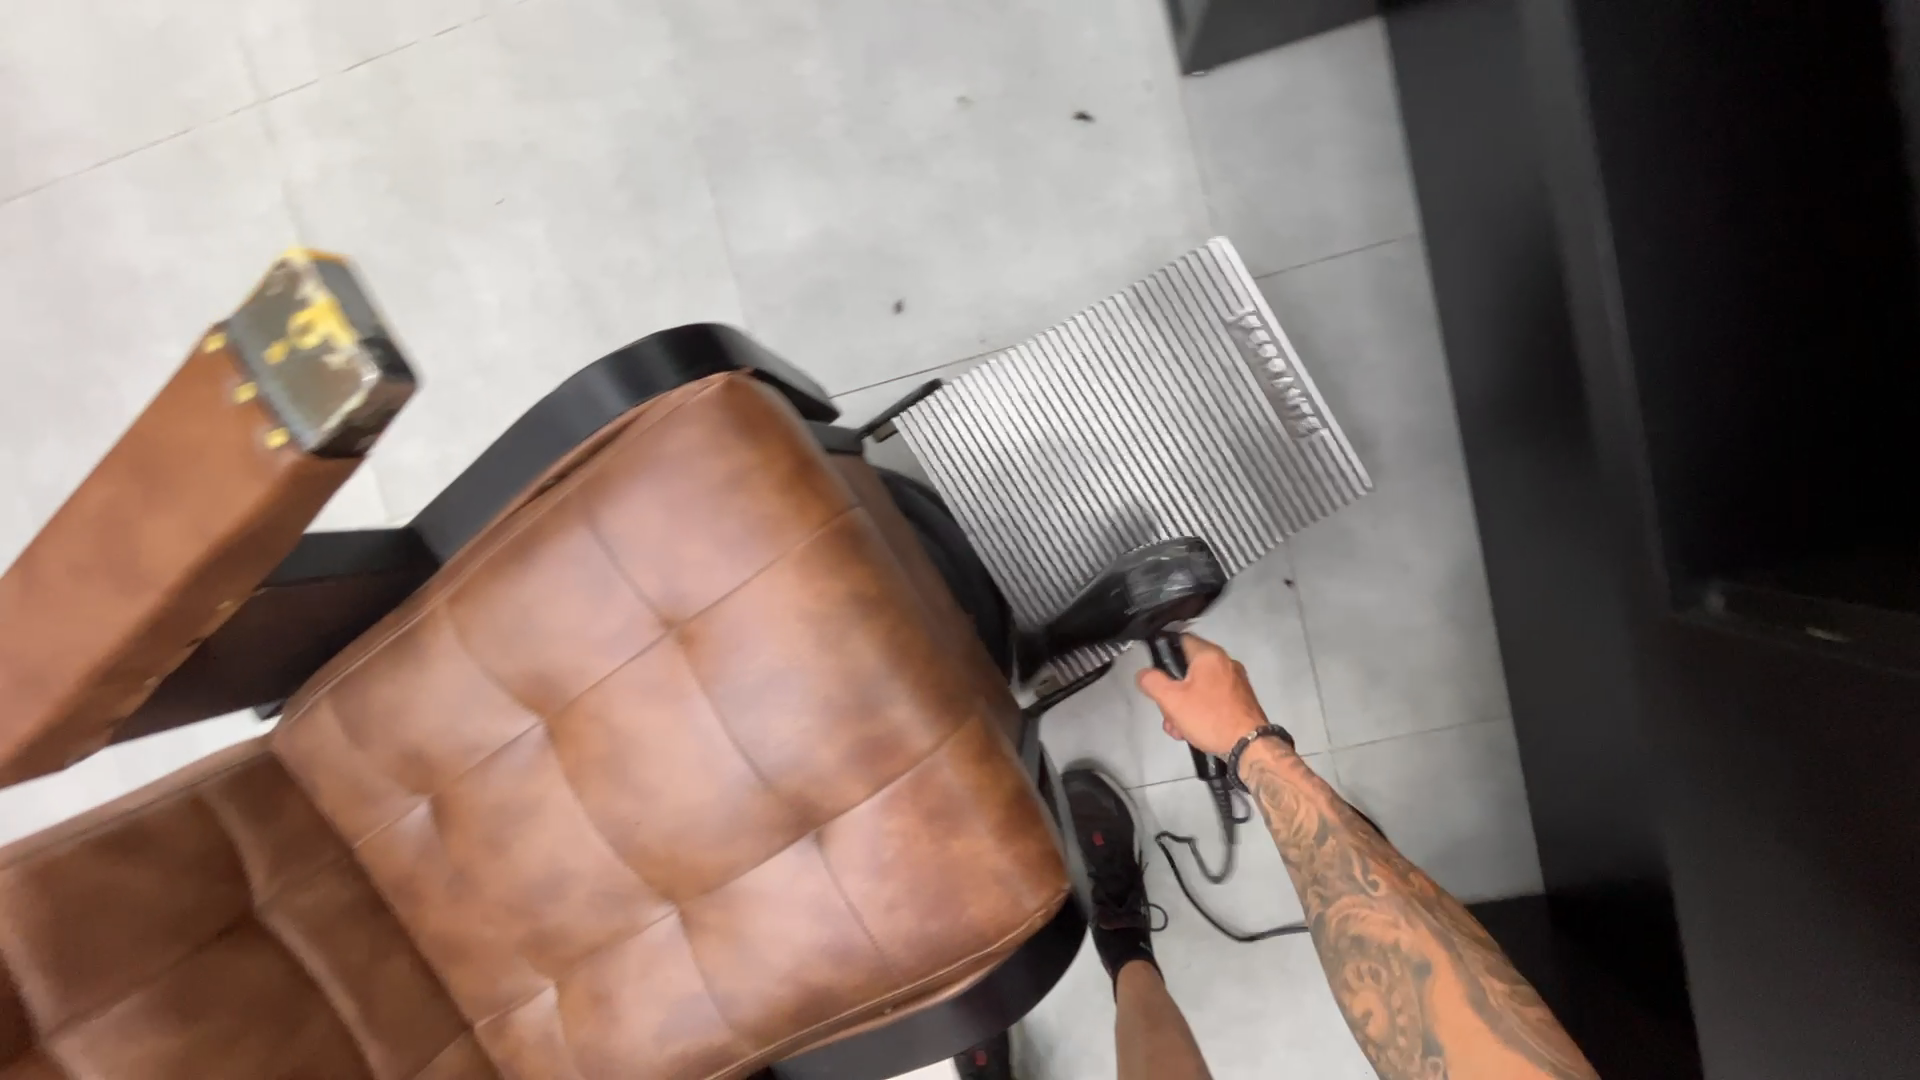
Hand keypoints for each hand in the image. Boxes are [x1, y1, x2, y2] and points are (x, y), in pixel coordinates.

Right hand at [1135, 634, 1271, 757]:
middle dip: (1172, 692)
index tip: (1155, 673)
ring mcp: (1236, 682)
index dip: (1162, 653)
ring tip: (1179, 728)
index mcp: (1209, 655)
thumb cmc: (1209, 717)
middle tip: (1166, 711)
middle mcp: (1225, 662)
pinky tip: (1194, 731)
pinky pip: (1213, 698)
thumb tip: (1144, 674)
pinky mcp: (1241, 700)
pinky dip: (1201, 710)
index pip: (1180, 640)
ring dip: (1184, 705)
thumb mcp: (1171, 700)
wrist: (1250, 746)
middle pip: (1187, 668)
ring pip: (1199, 686)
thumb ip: (1151, 682)